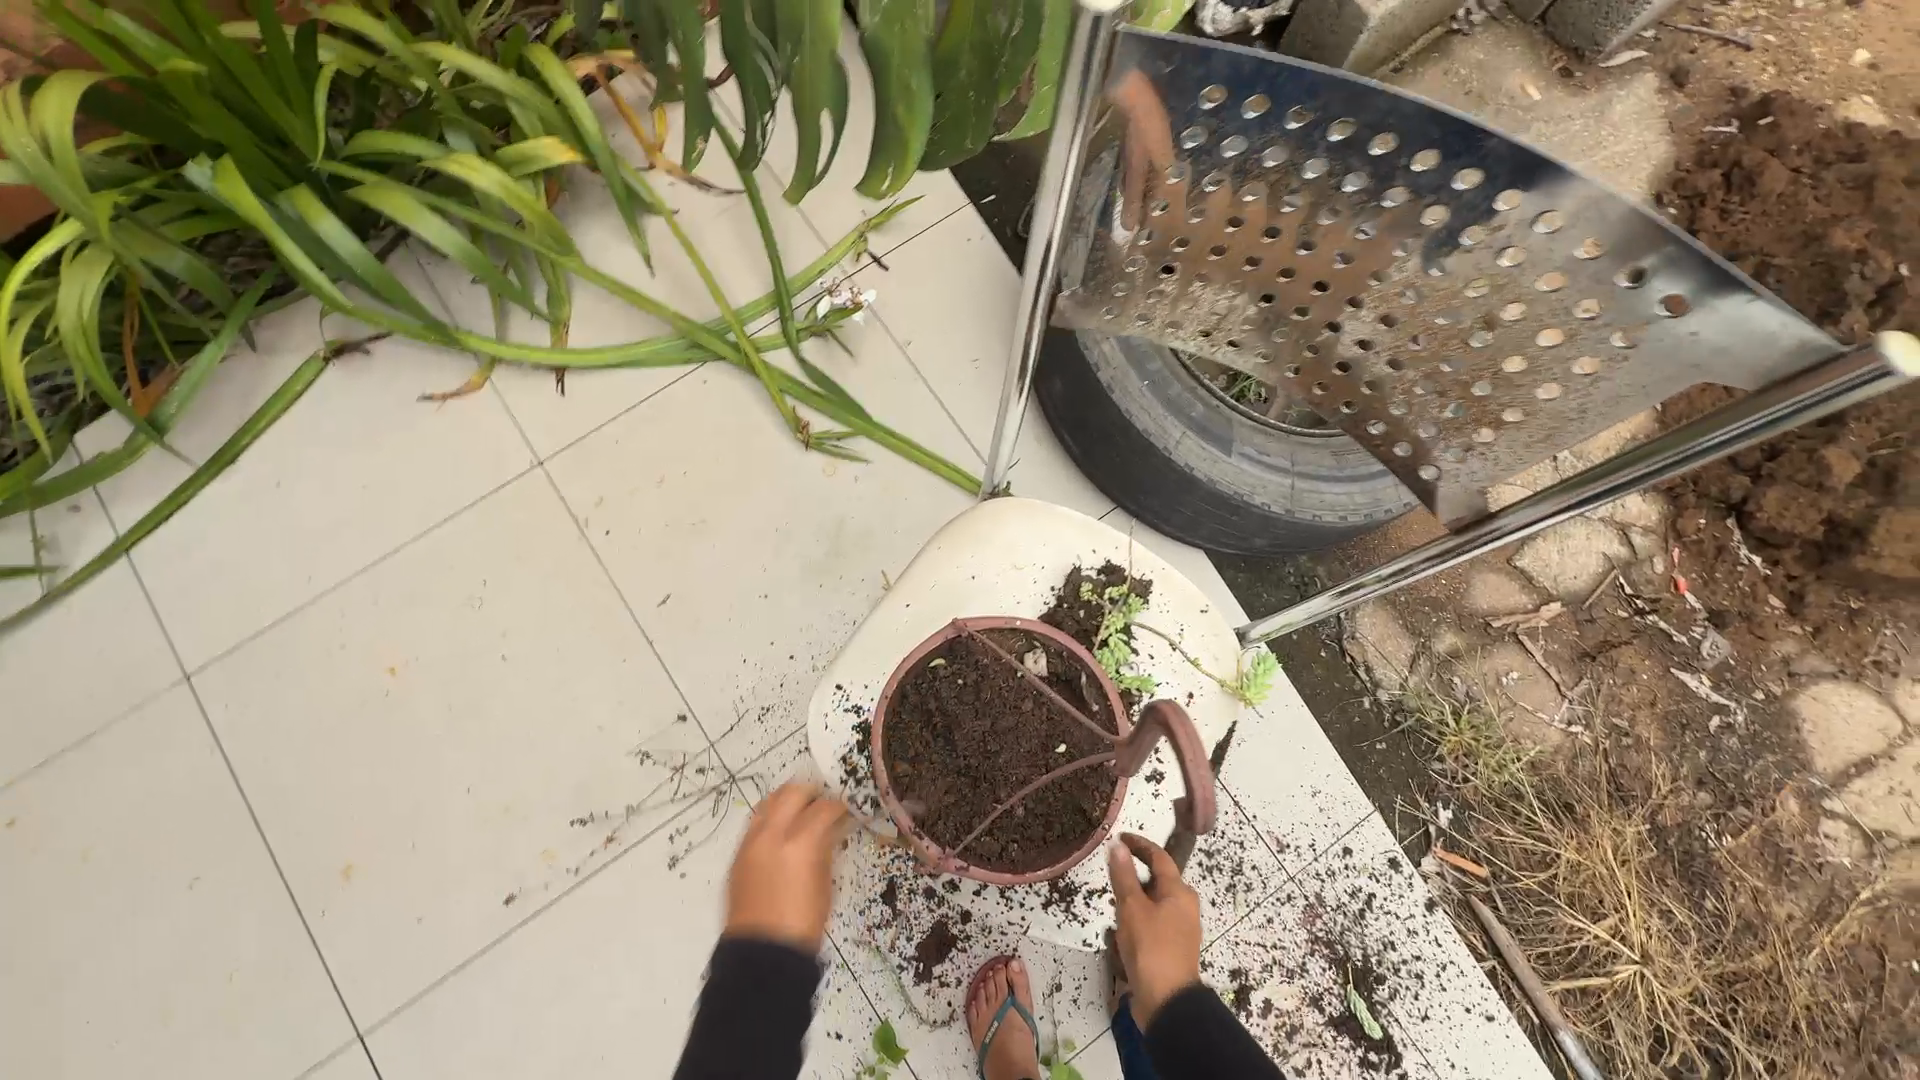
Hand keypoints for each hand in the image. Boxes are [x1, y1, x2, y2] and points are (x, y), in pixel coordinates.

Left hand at [723, 782, 851, 952]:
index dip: (839, 805)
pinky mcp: (737, 854)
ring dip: (788, 801)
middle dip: (812, 793)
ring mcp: (750, 842)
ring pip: (769, 801)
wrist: (761, 954)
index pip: (824, 807)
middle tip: (824, 804)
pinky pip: (755, 822)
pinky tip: (782, 832)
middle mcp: (772, 834)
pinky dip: (771, 818)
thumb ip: (827, 848)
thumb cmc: (804, 923)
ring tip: (801, 813)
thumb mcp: (825, 884)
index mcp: (800, 843)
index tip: (846, 809)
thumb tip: (833, 828)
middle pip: (793, 792)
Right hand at [1107, 832, 1202, 1027]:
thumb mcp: (1131, 906)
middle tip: (1110, 877)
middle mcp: (1184, 907)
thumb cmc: (1150, 947)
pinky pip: (1151, 925)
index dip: (1139, 844)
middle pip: (1156, 881)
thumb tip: (1118, 845)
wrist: (1167, 1002)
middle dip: (1132, 877)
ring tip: (1111, 909)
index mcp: (1179, 892)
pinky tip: (1118, 935)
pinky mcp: (1171, 949)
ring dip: (1131, 903)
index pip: (1159, 857)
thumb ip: (1123, 875)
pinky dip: (1135, 923)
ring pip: (1151, 904)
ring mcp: (1179, 930)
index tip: (1119, 838)